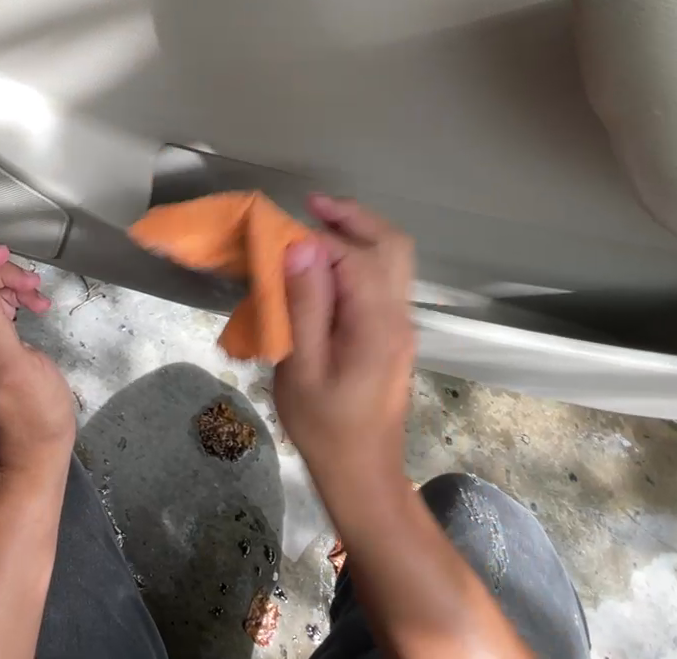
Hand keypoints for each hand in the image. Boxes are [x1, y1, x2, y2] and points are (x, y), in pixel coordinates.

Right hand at [273, 194, 418, 499]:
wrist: (362, 473)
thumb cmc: (324, 425)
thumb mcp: (302, 368)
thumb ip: (304, 306)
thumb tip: (300, 249)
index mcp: (377, 323)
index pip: (352, 257)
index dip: (315, 239)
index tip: (276, 235)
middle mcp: (398, 315)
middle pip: (391, 244)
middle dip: (352, 217)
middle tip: (311, 203)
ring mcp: (400, 323)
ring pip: (392, 257)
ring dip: (357, 231)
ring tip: (315, 220)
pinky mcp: (392, 331)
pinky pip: (382, 276)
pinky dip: (357, 254)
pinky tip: (324, 261)